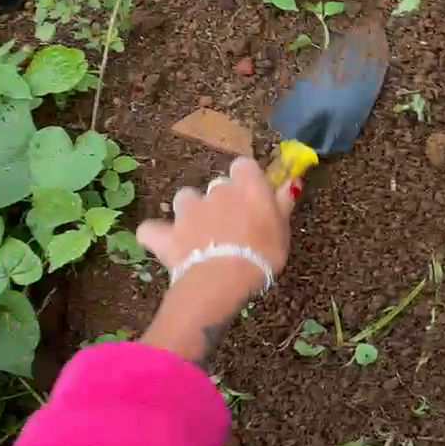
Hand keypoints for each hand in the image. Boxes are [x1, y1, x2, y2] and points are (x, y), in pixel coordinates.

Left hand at [136, 156, 298, 365]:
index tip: (254, 196)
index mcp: (247, 186)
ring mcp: (188, 211)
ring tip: (201, 233)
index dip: (248, 179)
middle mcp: (216, 191)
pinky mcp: (166, 234)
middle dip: (222, 199)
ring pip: (186, 199)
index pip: (245, 165)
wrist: (222, 280)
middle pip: (218, 185)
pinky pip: (153, 229)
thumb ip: (283, 203)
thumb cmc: (262, 254)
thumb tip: (291, 182)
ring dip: (191, 211)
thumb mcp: (283, 229)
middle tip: (233, 224)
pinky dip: (158, 234)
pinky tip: (167, 244)